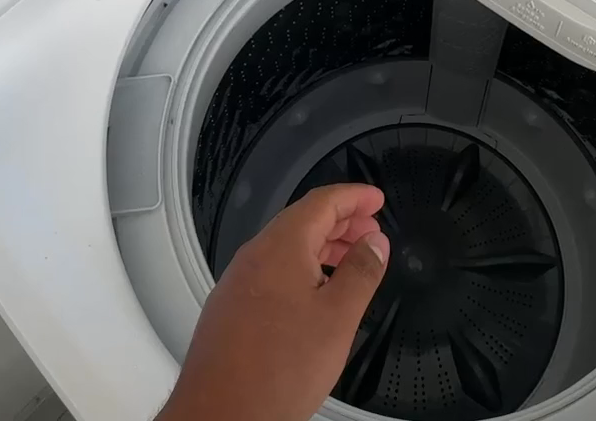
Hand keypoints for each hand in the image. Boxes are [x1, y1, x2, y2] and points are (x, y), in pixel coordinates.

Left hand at [159, 184, 390, 420]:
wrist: (218, 417)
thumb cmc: (278, 369)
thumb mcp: (338, 318)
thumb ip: (361, 272)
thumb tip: (376, 242)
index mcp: (282, 245)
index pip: (323, 201)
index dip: (354, 197)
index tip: (376, 200)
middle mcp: (256, 254)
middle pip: (304, 219)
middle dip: (342, 221)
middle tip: (371, 233)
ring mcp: (238, 280)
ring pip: (287, 246)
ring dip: (322, 246)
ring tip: (350, 263)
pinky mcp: (230, 306)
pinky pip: (271, 270)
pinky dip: (300, 267)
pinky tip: (315, 294)